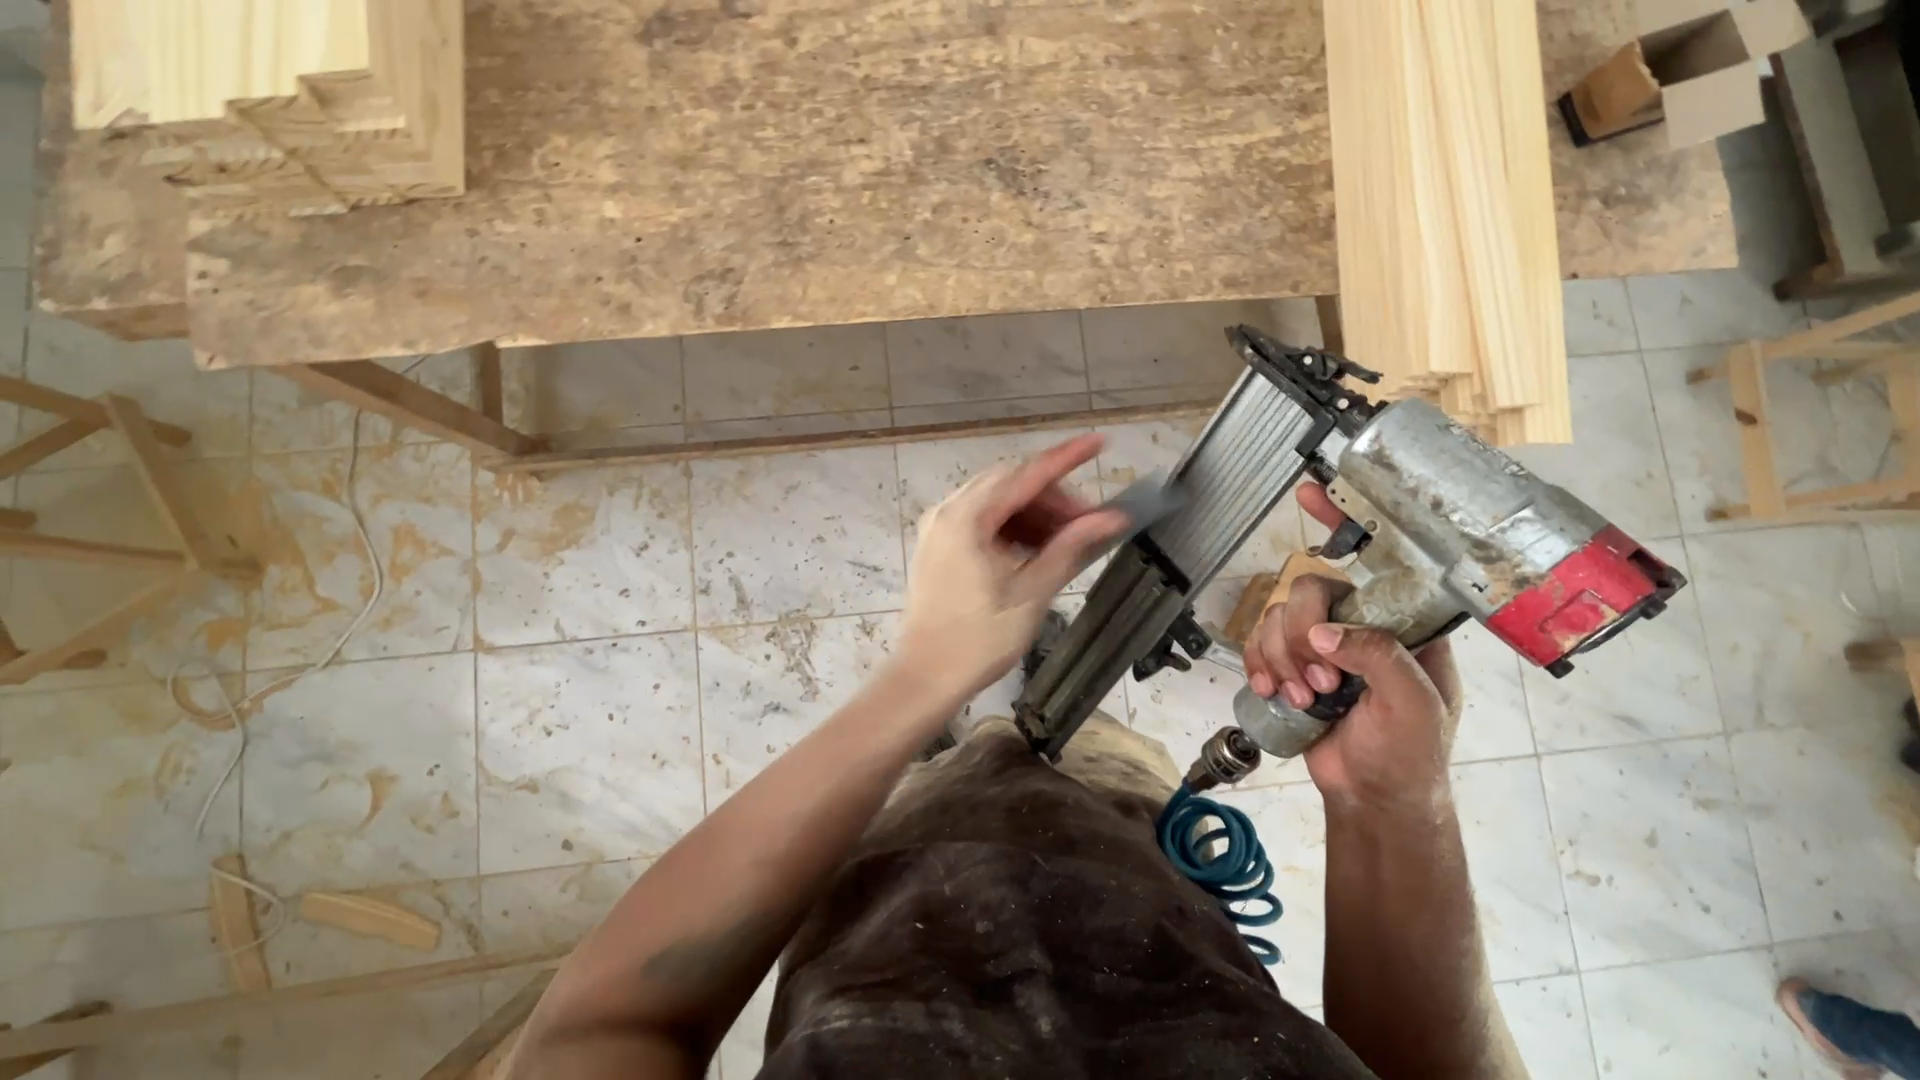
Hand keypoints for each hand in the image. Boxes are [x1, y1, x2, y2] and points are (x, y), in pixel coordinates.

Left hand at [898, 434, 1130, 701]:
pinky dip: (1011, 525)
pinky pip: (981, 518)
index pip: (1027, 475)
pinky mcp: (938, 544)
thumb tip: (1112, 518)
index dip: (1067, 458)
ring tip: (1066, 540)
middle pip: (1010, 483)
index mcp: (968, 519)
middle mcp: (948, 511)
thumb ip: (1070, 547)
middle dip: (1053, 496)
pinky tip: (1035, 549)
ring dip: (1034, 512)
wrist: (927, 676)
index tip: (1099, 443)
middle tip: (1088, 521)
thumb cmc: (979, 640)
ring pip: (996, 499)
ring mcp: (939, 526)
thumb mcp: (1032, 592)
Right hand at [1241, 483, 1462, 815]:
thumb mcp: (1415, 707)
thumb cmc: (1411, 755)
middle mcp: (1360, 625)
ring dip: (1282, 658)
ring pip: (1279, 617)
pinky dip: (1261, 665)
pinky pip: (1261, 643)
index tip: (1310, 494)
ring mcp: (1324, 646)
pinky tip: (1273, 691)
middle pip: (1310, 590)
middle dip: (1303, 634)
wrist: (1372, 799)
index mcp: (1403, 624)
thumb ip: (1380, 659)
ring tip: (1303, 698)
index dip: (1345, 522)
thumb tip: (1323, 636)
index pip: (1379, 560)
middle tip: (1321, 680)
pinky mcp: (1293, 667)